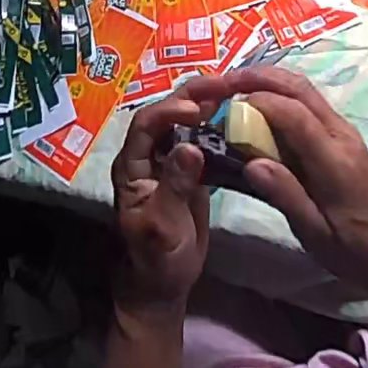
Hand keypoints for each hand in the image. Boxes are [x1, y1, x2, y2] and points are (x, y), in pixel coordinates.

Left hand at [109, 83, 231, 315]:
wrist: (163, 284)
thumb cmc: (155, 259)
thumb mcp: (163, 226)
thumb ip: (175, 186)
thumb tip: (190, 147)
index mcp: (131, 165)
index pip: (145, 125)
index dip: (168, 112)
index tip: (196, 111)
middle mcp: (147, 154)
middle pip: (165, 113)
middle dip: (191, 96)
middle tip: (224, 84)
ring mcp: (168, 158)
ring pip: (183, 120)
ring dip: (205, 102)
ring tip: (233, 89)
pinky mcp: (188, 166)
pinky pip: (200, 136)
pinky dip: (216, 122)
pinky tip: (236, 113)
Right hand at [188, 67, 367, 297]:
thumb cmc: (351, 247)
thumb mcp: (315, 233)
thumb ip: (285, 195)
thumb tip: (251, 164)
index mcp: (335, 160)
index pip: (296, 115)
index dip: (260, 103)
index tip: (226, 106)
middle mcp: (340, 134)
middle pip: (299, 88)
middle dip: (259, 77)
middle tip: (221, 80)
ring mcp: (341, 127)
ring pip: (302, 87)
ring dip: (266, 78)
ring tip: (231, 83)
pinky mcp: (336, 129)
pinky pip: (304, 98)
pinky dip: (276, 90)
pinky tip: (254, 98)